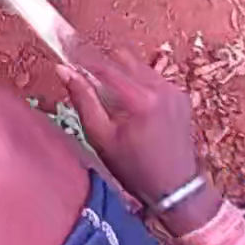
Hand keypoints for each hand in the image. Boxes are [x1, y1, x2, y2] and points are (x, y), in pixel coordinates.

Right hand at [57, 43, 221, 230]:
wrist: (174, 187)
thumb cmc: (132, 167)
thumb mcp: (100, 136)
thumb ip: (82, 99)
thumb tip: (63, 70)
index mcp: (139, 98)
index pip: (104, 66)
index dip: (82, 61)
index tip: (67, 61)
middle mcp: (160, 88)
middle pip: (123, 57)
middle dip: (103, 66)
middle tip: (89, 82)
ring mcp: (174, 91)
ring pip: (138, 64)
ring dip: (120, 73)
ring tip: (110, 97)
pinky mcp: (181, 96)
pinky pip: (153, 78)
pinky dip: (137, 83)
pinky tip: (131, 106)